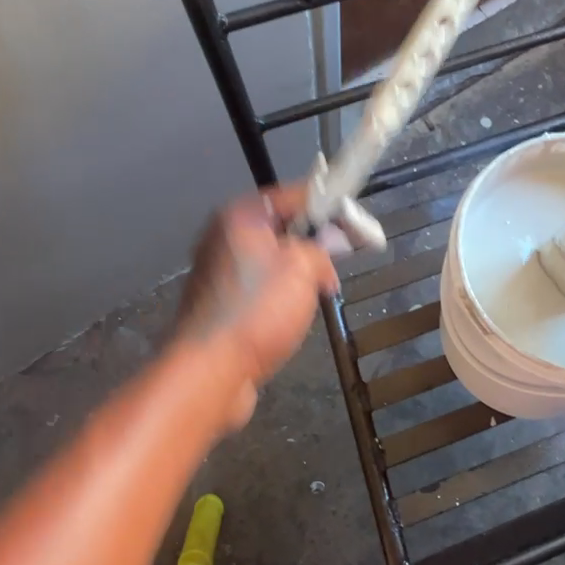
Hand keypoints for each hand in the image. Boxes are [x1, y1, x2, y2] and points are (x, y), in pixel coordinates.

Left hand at [174, 185, 339, 429]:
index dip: (327, 202)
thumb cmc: (258, 310)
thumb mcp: (303, 267)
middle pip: (279, 228)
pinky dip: (280, 297)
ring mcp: (218, 275)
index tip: (353, 215)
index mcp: (239, 217)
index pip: (292, 195)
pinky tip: (297, 315)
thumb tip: (323, 259)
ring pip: (271, 262)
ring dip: (298, 274)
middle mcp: (223, 239)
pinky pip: (260, 290)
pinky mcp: (219, 307)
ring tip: (322, 290)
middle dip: (313, 242)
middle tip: (342, 256)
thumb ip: (321, 249)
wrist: (211, 370)